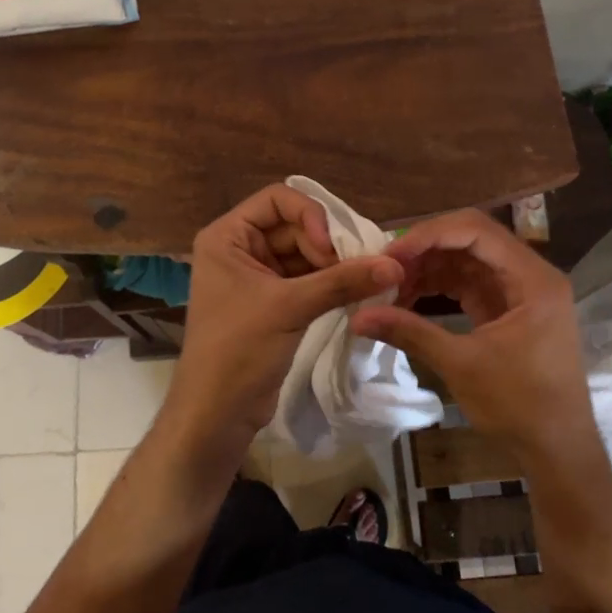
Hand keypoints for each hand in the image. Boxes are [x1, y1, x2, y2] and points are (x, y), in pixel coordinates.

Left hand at [165, 184, 401, 442]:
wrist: (216, 413)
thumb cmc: (239, 350)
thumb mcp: (289, 309)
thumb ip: (342, 282)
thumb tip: (395, 265)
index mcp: (227, 237)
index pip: (276, 199)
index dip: (310, 215)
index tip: (331, 250)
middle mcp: (239, 250)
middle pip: (294, 226)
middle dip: (326, 244)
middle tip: (356, 270)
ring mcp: (255, 278)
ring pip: (304, 254)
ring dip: (332, 266)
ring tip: (362, 283)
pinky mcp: (272, 304)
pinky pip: (305, 280)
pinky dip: (329, 285)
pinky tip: (354, 295)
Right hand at [350, 209, 593, 460]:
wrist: (558, 452)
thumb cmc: (520, 406)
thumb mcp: (461, 365)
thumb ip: (410, 332)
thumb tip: (356, 317)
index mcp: (533, 279)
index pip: (476, 231)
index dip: (429, 235)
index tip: (390, 254)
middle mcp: (531, 275)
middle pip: (471, 240)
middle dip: (425, 250)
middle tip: (384, 266)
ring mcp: (521, 293)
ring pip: (467, 261)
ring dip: (428, 268)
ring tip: (389, 286)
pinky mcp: (509, 310)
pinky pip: (470, 283)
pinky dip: (439, 287)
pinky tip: (407, 297)